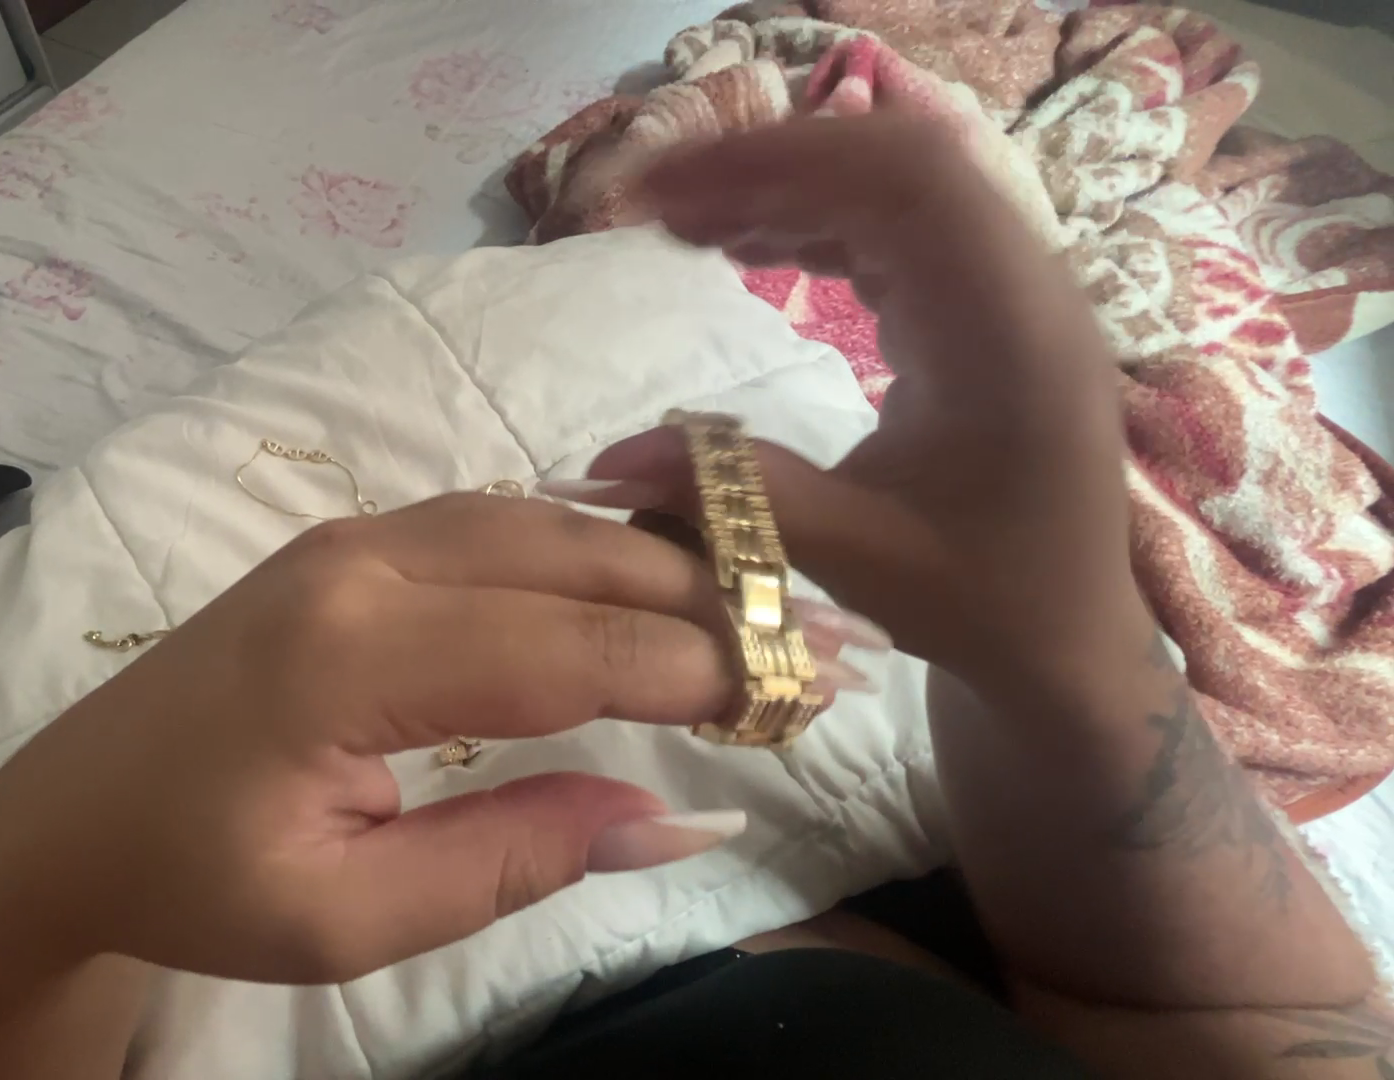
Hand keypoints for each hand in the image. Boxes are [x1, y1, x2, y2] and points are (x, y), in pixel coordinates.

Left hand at [0, 494, 883, 985]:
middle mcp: (361, 565)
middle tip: (809, 632)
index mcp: (351, 657)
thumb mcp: (350, 915)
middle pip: (566, 559)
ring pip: (536, 523)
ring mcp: (353, 541)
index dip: (694, 666)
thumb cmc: (199, 878)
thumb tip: (673, 816)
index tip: (799, 686)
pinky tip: (633, 570)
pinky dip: (578, 545)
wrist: (75, 812)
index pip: (565, 648)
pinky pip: (491, 524)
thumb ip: (514, 857)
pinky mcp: (350, 546)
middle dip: (699, 595)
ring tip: (745, 598)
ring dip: (646, 560)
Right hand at [562, 115, 1146, 691]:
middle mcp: (1021, 289)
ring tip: (689, 222)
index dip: (776, 162)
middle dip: (768, 169)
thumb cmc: (974, 599)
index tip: (663, 192)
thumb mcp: (845, 549)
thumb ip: (728, 490)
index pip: (902, 183)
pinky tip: (752, 249)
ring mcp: (1005, 297)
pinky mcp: (979, 316)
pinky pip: (895, 238)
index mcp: (1005, 334)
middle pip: (897, 168)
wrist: (1060, 635)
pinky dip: (814, 231)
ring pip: (895, 195)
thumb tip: (601, 463)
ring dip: (787, 194)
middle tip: (658, 202)